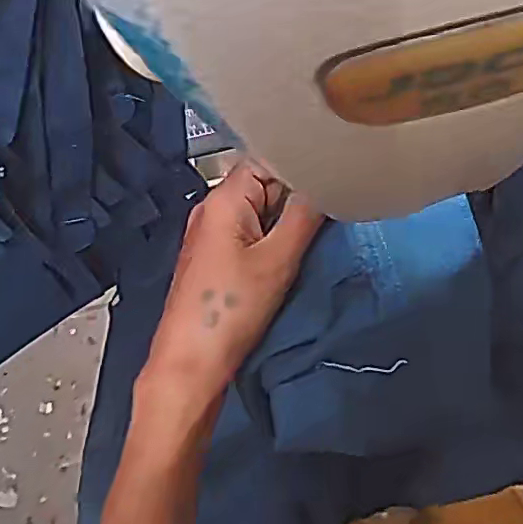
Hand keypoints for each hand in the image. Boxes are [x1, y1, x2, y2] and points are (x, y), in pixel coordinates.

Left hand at [139, 162, 323, 409]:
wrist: (190, 365)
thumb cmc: (231, 309)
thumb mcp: (278, 259)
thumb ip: (305, 214)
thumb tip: (325, 180)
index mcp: (223, 198)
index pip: (268, 158)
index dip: (300, 165)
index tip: (331, 177)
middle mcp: (213, 208)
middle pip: (265, 184)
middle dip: (296, 197)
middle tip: (328, 213)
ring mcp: (213, 234)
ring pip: (261, 211)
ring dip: (286, 222)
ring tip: (311, 237)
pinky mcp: (216, 258)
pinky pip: (251, 234)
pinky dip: (272, 240)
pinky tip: (287, 257)